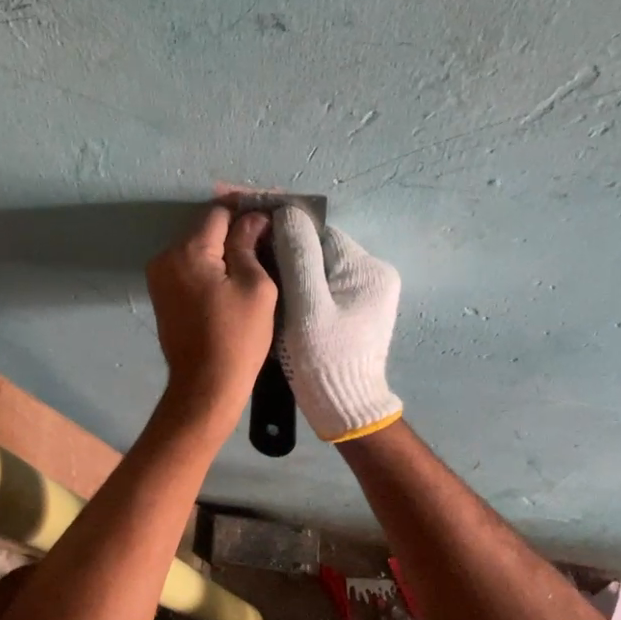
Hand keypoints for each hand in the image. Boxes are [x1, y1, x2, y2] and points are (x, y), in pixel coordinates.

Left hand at [144, 205, 276, 410]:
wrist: (205, 385)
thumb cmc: (237, 337)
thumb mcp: (255, 286)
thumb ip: (249, 244)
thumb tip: (253, 218)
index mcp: (188, 251)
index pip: (218, 213)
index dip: (245, 212)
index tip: (269, 217)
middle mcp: (166, 257)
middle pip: (205, 229)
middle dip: (233, 231)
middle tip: (266, 239)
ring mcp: (159, 276)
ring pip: (196, 247)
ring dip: (221, 249)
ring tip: (253, 260)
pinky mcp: (161, 294)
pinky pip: (188, 267)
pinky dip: (209, 266)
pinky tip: (231, 278)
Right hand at [270, 207, 402, 441]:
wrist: (344, 408)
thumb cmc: (324, 357)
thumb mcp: (306, 305)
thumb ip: (297, 255)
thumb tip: (286, 211)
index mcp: (366, 268)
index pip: (317, 231)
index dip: (282, 228)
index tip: (250, 230)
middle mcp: (371, 273)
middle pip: (316, 246)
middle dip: (284, 248)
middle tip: (249, 255)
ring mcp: (364, 293)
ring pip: (315, 265)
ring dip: (289, 267)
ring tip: (259, 275)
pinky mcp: (355, 309)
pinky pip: (319, 284)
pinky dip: (298, 284)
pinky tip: (277, 294)